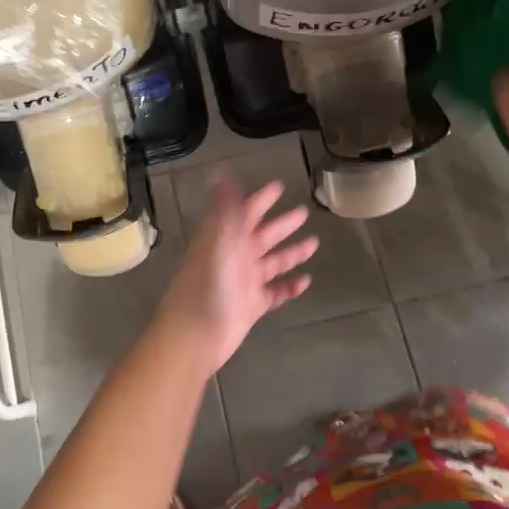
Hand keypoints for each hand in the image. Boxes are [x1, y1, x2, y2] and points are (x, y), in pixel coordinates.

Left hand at [154, 174, 317, 373]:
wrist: (194, 336)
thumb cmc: (206, 287)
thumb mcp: (217, 243)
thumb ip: (225, 210)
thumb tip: (223, 173)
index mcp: (224, 240)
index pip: (244, 212)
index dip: (260, 199)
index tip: (279, 186)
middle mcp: (235, 257)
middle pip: (262, 236)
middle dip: (281, 224)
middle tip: (304, 211)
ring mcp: (243, 282)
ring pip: (272, 263)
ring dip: (291, 253)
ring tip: (314, 243)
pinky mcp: (251, 306)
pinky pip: (275, 292)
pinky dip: (289, 287)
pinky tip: (306, 281)